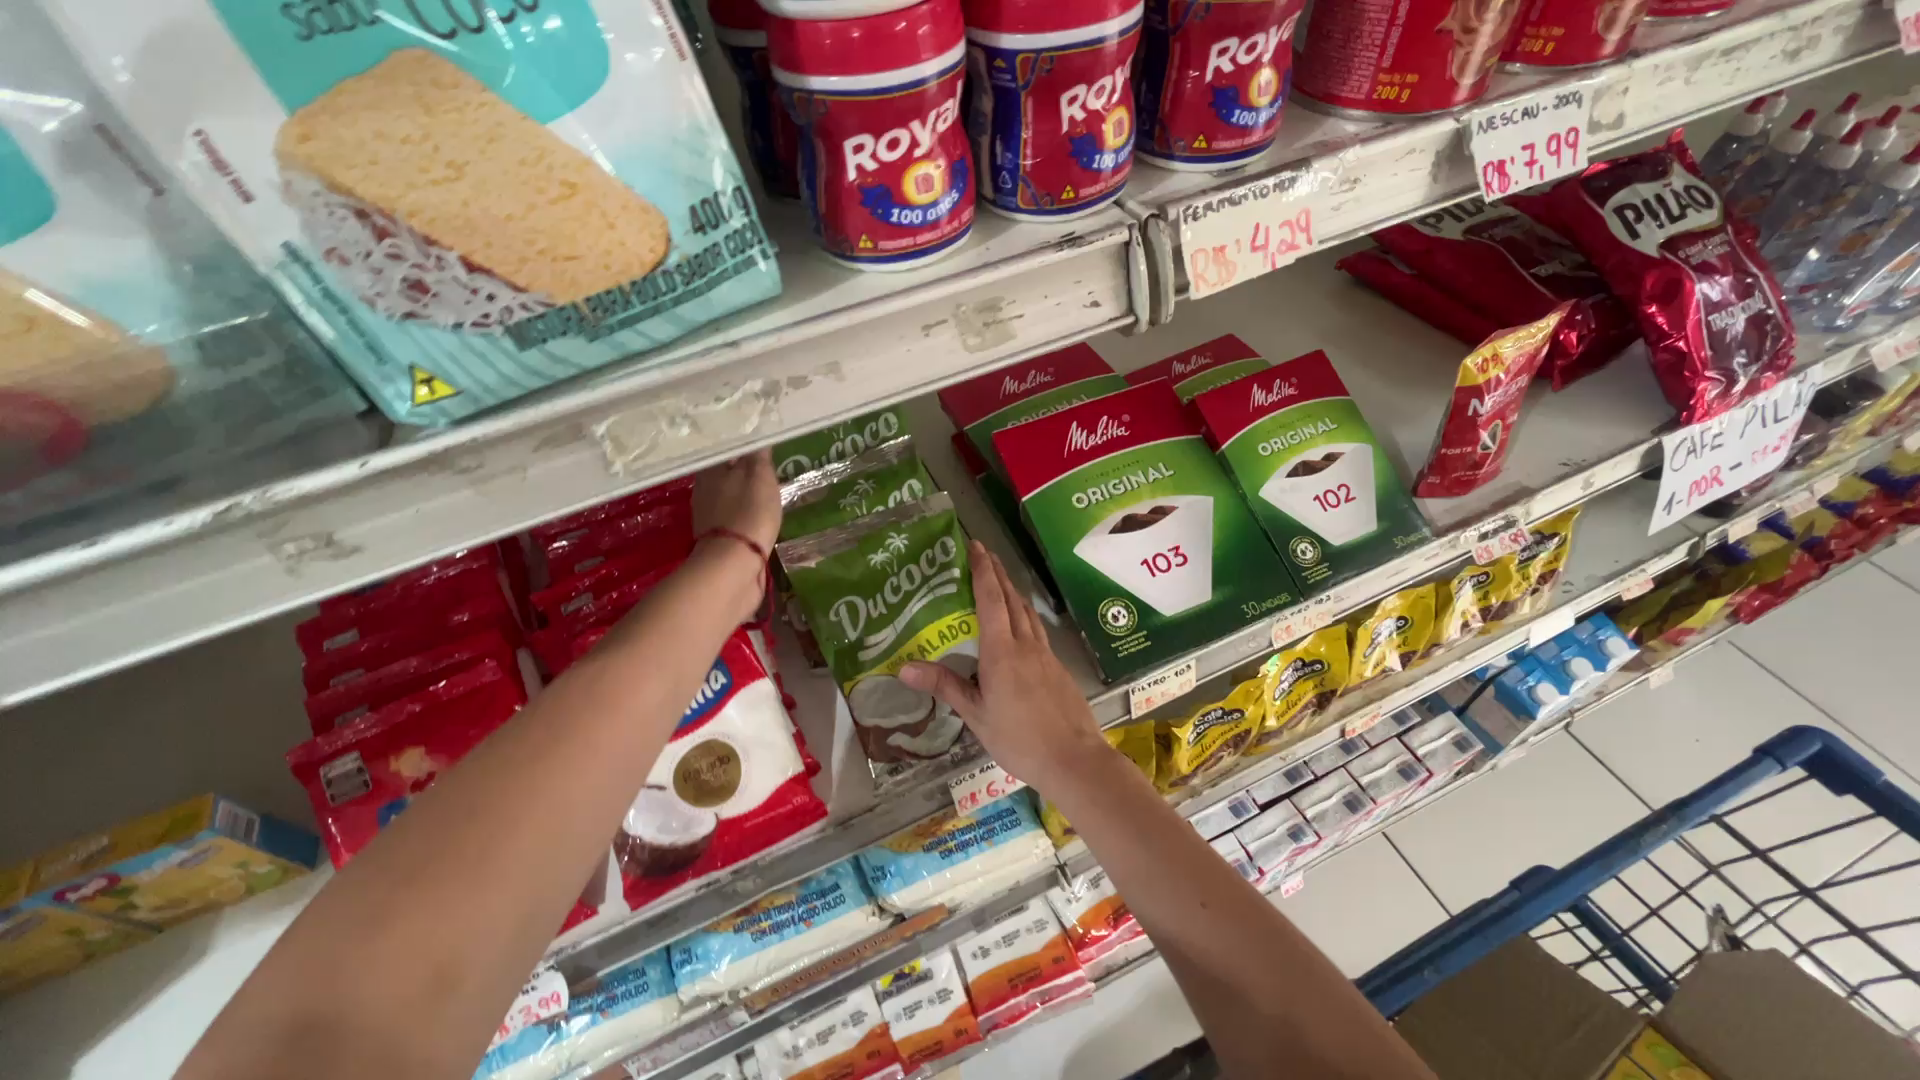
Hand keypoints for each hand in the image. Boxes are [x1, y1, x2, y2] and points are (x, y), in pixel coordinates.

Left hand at [688, 450, 780, 624]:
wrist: (733, 566)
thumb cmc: (748, 514)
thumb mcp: (760, 477)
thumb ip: (758, 456)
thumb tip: (756, 435)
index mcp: (712, 470)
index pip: (726, 448)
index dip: (744, 443)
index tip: (761, 439)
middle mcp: (704, 489)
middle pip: (725, 472)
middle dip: (744, 468)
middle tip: (767, 462)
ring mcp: (708, 516)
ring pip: (729, 494)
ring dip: (744, 491)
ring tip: (766, 487)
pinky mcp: (717, 537)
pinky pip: (733, 516)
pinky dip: (744, 511)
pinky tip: (757, 513)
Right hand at [900, 542, 1113, 794]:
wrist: (1074, 759)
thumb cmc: (1019, 739)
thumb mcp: (976, 715)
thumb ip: (944, 686)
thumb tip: (903, 668)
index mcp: (1001, 651)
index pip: (990, 599)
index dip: (982, 570)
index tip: (974, 545)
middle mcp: (1025, 644)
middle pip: (1011, 598)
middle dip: (997, 572)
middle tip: (983, 553)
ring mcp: (1046, 655)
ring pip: (1028, 613)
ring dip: (1013, 591)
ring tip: (1000, 581)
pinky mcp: (1058, 668)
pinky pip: (1038, 631)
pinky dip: (1025, 616)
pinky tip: (1021, 626)